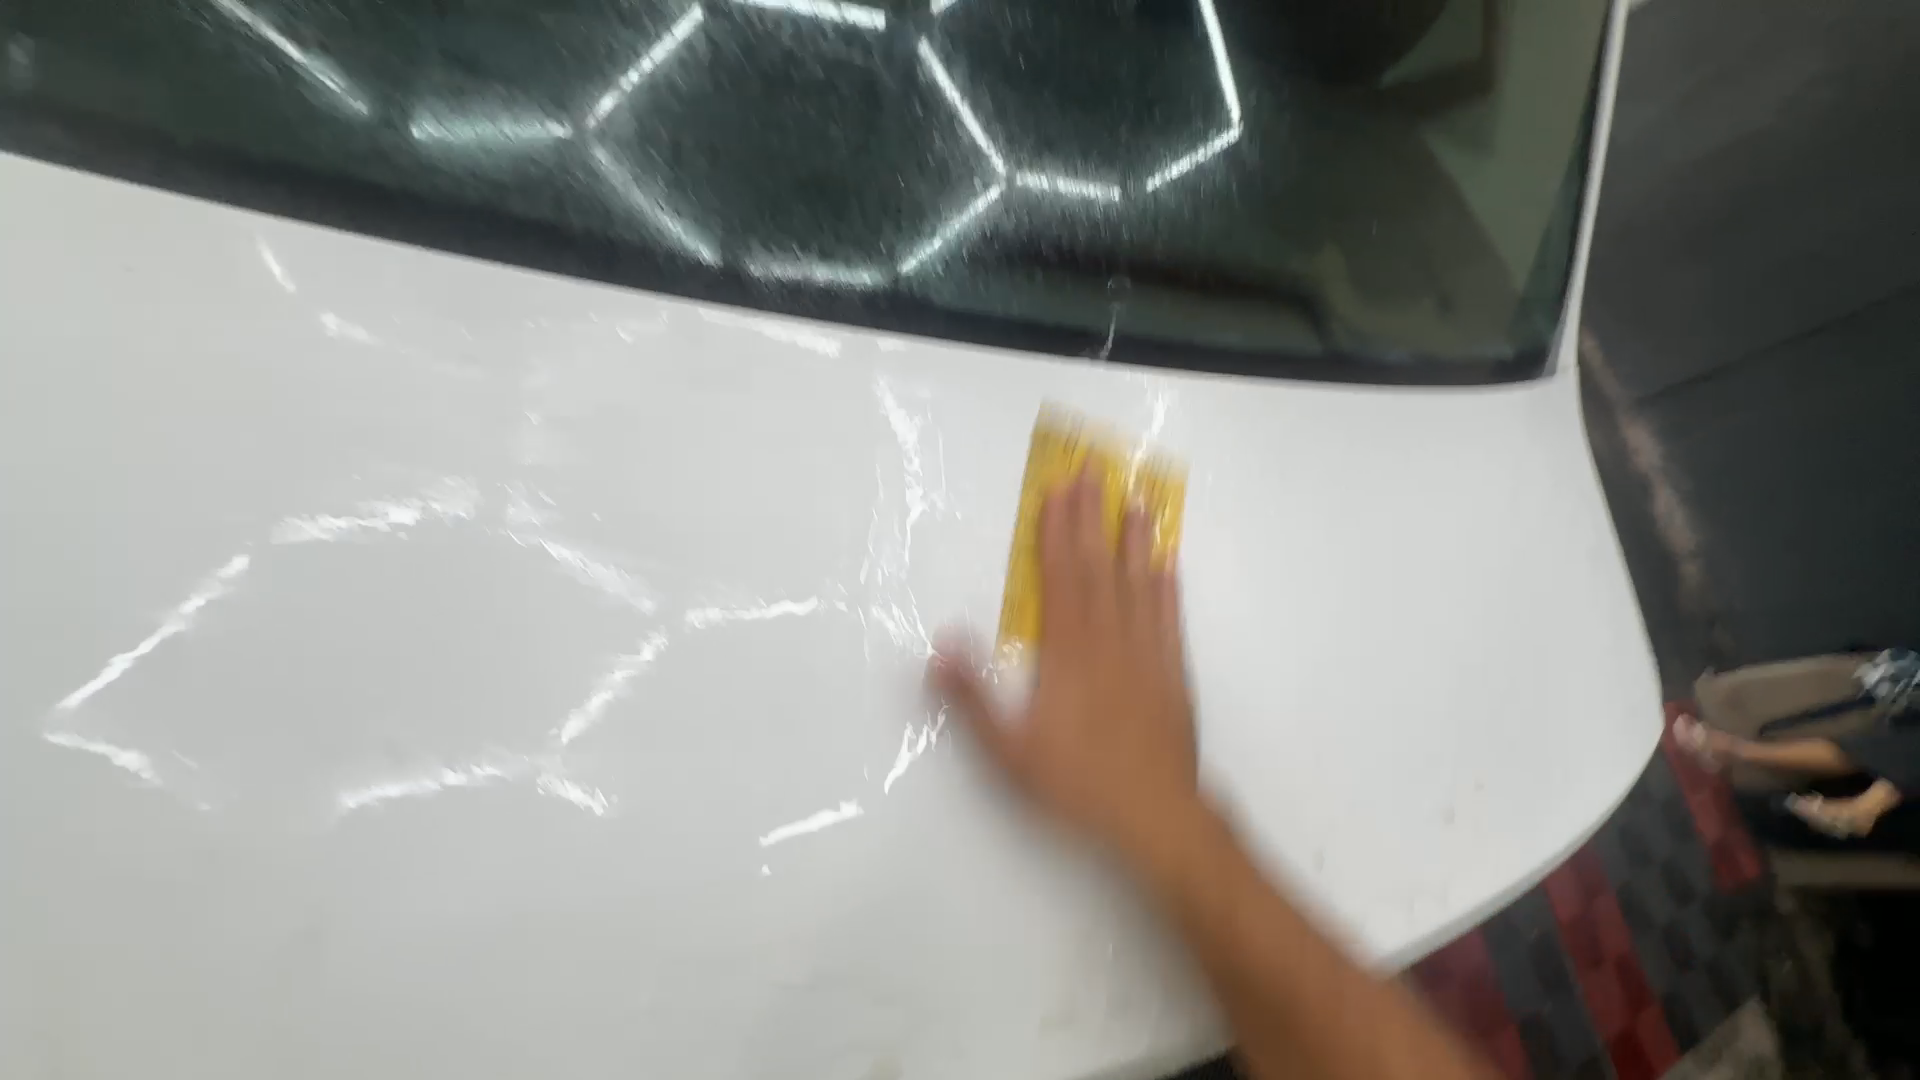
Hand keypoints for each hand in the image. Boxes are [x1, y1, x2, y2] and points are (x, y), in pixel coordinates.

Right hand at [929, 473, 1199, 865]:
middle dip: (1091, 518)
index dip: (1056, 530)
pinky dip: (1168, 586)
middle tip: (1092, 473)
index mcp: (1068, 653)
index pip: (1059, 576)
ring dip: (1135, 539)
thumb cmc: (1076, 785)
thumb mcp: (1008, 753)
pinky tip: (1167, 562)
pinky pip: (1170, 618)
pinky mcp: (1174, 674)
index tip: (1056, 490)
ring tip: (1136, 500)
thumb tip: (941, 646)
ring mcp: (1147, 654)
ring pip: (1139, 583)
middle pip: (1097, 567)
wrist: (1157, 819)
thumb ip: (974, 697)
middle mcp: (1109, 641)